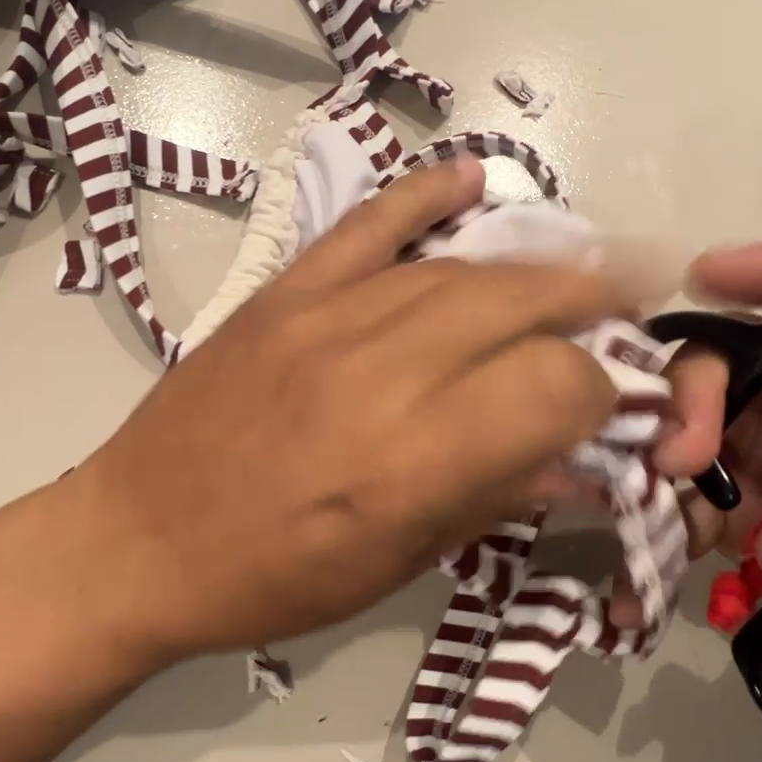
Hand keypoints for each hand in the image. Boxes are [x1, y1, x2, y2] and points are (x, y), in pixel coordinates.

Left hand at [71, 158, 656, 659]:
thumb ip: (486, 498)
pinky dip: (422, 196)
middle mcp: (381, 374)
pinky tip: (471, 179)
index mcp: (415, 460)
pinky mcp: (281, 295)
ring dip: (530, 263)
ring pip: (457, 269)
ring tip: (576, 265)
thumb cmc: (268, 581)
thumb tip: (568, 455)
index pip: (556, 388)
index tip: (604, 403)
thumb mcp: (392, 566)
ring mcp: (325, 320)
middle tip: (626, 300)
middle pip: (519, 306)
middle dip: (589, 302)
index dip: (602, 392)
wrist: (135, 543)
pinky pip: (365, 227)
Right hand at [649, 242, 761, 644]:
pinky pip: (693, 490)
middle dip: (698, 391)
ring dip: (666, 458)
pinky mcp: (750, 493)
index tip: (707, 276)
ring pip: (704, 419)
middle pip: (752, 358)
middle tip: (669, 457)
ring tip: (648, 518)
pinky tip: (650, 575)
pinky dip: (668, 524)